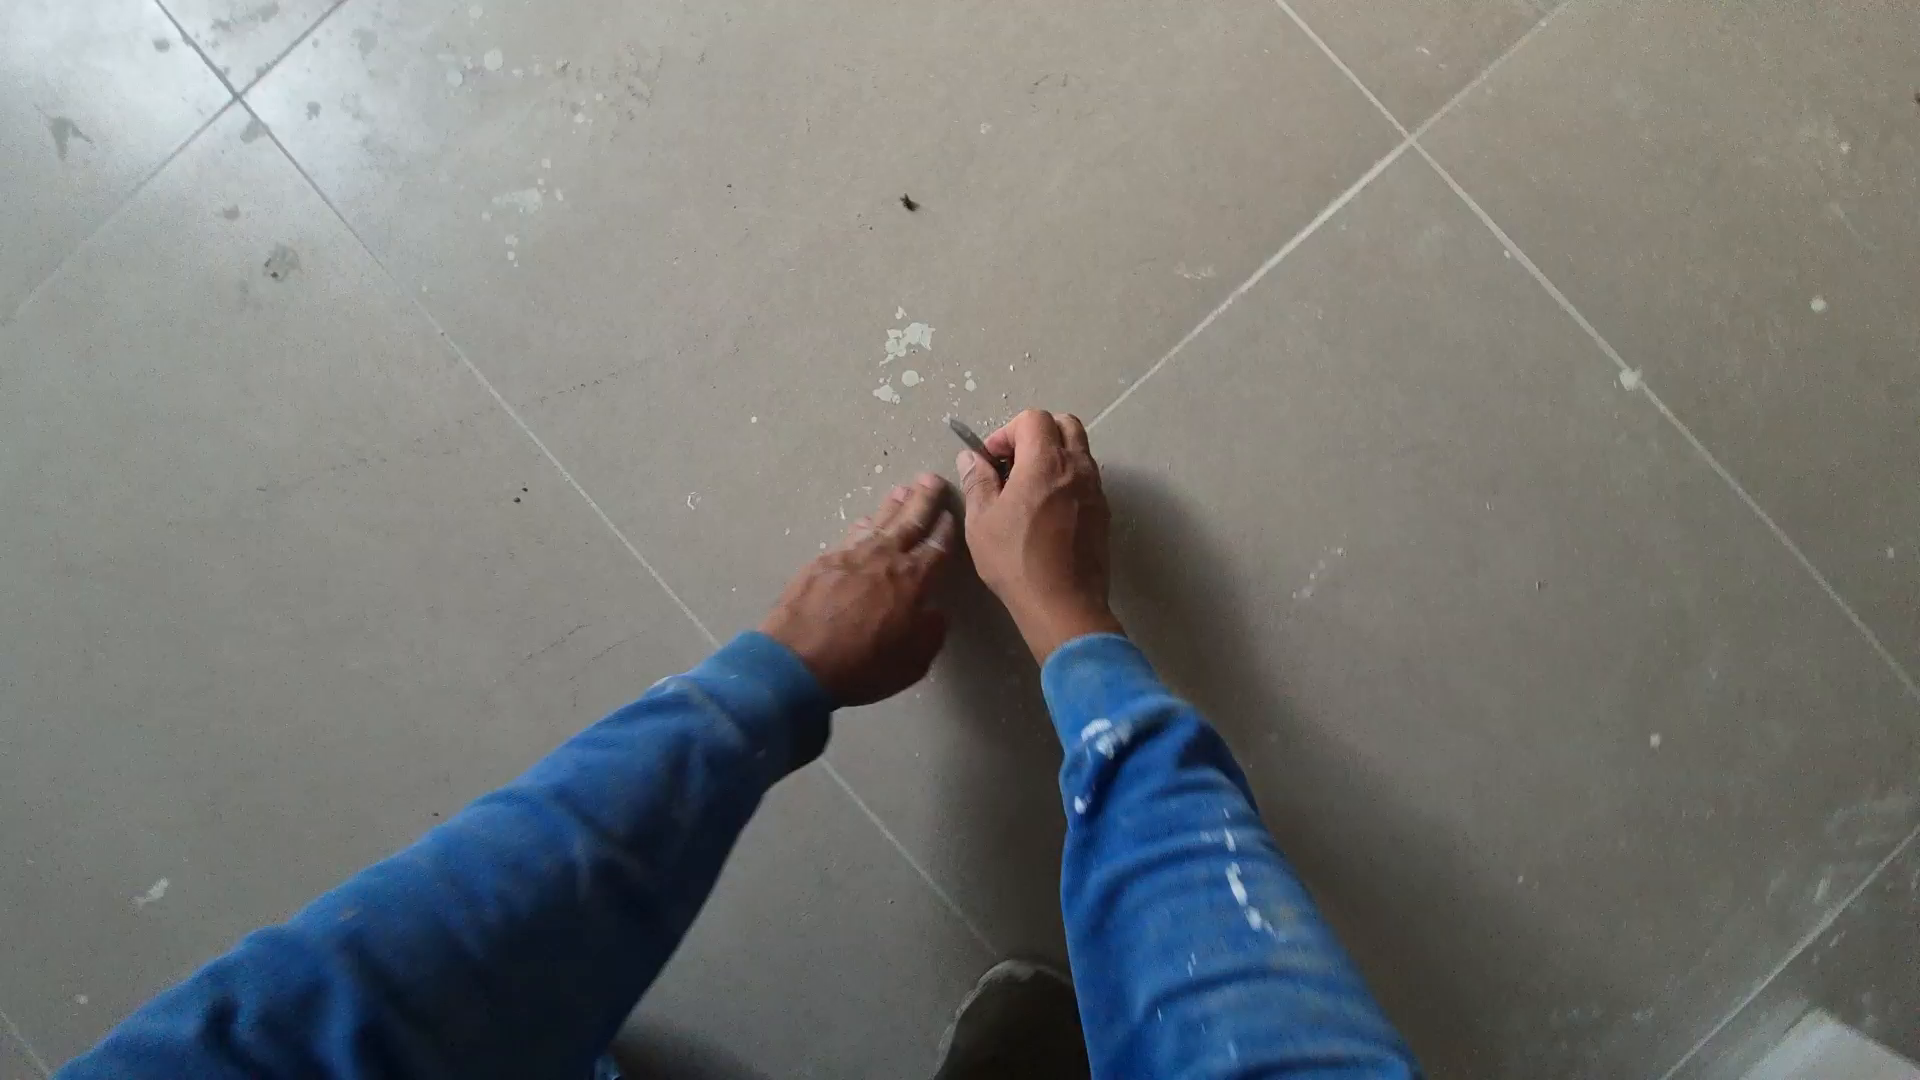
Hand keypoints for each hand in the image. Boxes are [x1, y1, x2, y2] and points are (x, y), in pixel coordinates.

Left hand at [761, 474, 955, 705]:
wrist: (798, 662)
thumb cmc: (863, 666)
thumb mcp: (913, 661)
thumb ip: (930, 632)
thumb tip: (934, 611)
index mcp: (913, 580)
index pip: (938, 546)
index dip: (947, 529)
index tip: (951, 515)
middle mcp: (885, 558)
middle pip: (910, 520)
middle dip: (924, 499)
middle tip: (931, 478)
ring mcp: (851, 555)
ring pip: (879, 522)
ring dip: (893, 505)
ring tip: (901, 489)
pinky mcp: (823, 560)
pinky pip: (851, 535)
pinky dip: (864, 525)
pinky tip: (866, 521)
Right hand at [956, 410, 1122, 663]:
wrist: (1063, 603)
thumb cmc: (1015, 561)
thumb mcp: (982, 522)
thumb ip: (977, 482)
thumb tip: (972, 458)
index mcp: (1045, 462)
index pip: (1033, 418)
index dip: (1007, 431)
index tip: (992, 460)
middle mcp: (1077, 467)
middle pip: (1065, 424)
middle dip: (1036, 434)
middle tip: (1013, 464)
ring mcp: (1095, 489)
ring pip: (1080, 450)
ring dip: (1054, 455)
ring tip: (1029, 487)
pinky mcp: (1103, 512)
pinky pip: (1087, 478)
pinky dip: (1067, 478)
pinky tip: (1048, 510)